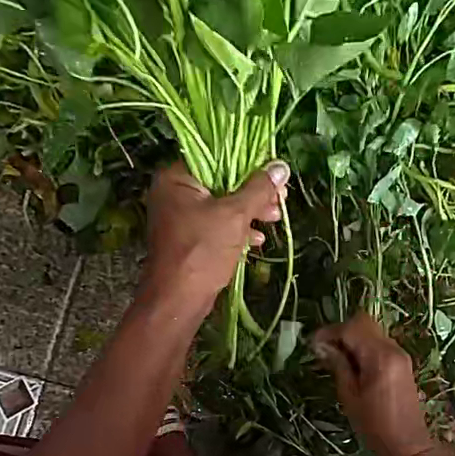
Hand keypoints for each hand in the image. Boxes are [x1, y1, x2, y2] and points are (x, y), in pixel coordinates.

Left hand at [141, 161, 289, 314]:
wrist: (178, 299)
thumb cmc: (202, 251)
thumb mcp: (235, 215)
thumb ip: (258, 189)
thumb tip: (280, 166)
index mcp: (177, 178)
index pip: (217, 156)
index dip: (250, 164)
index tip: (275, 175)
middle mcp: (174, 192)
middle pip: (221, 181)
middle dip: (253, 192)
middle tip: (280, 199)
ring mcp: (180, 217)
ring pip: (222, 205)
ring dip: (249, 212)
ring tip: (274, 218)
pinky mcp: (188, 238)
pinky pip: (216, 225)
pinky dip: (236, 229)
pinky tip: (256, 239)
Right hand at [311, 313, 438, 455]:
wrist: (408, 445)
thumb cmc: (374, 426)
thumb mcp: (349, 396)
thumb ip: (338, 366)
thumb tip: (323, 346)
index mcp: (380, 356)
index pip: (352, 328)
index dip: (329, 332)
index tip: (313, 345)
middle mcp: (393, 349)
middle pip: (364, 323)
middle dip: (341, 331)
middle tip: (324, 350)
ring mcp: (400, 355)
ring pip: (372, 332)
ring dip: (353, 339)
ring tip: (335, 359)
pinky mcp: (402, 363)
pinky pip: (379, 344)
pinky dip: (364, 347)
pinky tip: (352, 366)